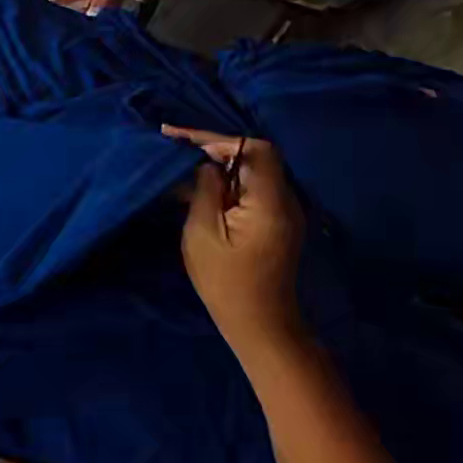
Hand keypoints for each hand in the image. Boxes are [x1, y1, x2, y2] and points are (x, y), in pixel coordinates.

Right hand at [164, 125, 306, 358]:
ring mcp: (283, 212)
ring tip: (181, 160)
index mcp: (270, 203)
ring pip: (253, 169)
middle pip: (256, 155)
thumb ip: (206, 190)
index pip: (255, 149)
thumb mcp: (203, 232)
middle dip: (215, 145)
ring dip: (218, 161)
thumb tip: (206, 164)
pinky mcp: (274, 221)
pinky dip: (226, 178)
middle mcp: (286, 201)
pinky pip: (252, 186)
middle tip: (176, 144)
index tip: (182, 139)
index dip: (218, 138)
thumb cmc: (226, 280)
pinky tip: (198, 184)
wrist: (259, 324)